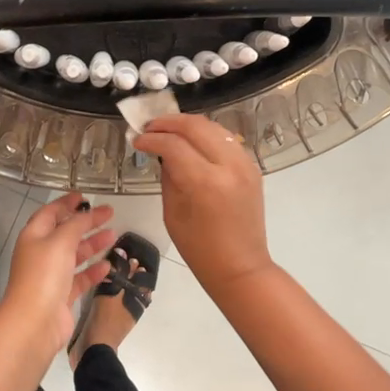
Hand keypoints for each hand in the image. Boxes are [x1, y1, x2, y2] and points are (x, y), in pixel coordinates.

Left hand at [0, 192, 116, 358]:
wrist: (35, 322)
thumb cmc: (44, 276)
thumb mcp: (60, 241)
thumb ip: (75, 225)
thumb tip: (85, 214)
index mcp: (34, 237)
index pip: (50, 213)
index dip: (66, 203)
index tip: (84, 196)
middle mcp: (41, 254)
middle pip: (65, 233)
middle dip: (86, 222)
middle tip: (109, 213)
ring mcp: (51, 276)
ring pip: (74, 255)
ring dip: (92, 245)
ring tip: (113, 236)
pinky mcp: (62, 296)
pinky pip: (80, 278)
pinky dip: (93, 271)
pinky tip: (108, 266)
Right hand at [132, 114, 273, 289]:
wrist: (241, 267)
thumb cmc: (200, 249)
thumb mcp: (172, 213)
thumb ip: (168, 177)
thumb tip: (161, 153)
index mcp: (205, 183)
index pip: (173, 145)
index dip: (151, 138)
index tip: (137, 140)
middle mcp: (228, 167)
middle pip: (196, 127)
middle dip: (169, 123)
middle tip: (150, 127)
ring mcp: (245, 165)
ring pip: (214, 127)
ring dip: (188, 125)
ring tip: (168, 131)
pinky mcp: (252, 168)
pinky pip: (227, 140)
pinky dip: (207, 135)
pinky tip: (193, 142)